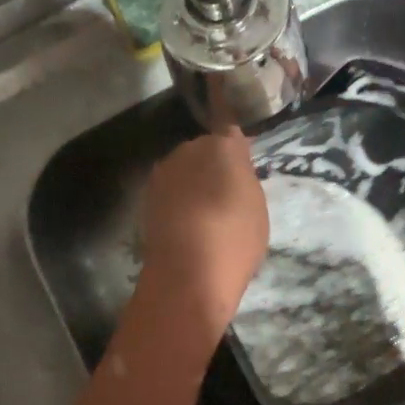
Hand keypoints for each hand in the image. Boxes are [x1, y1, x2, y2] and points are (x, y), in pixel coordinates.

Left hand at [139, 131, 268, 325]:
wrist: (187, 273)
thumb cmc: (235, 238)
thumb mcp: (256, 207)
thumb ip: (244, 179)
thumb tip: (233, 168)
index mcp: (223, 146)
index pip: (230, 131)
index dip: (235, 148)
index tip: (241, 165)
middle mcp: (189, 150)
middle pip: (204, 150)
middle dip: (213, 166)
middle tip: (226, 196)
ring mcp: (164, 173)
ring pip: (184, 170)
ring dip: (192, 184)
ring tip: (206, 215)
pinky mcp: (147, 197)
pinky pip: (170, 191)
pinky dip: (178, 202)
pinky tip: (187, 226)